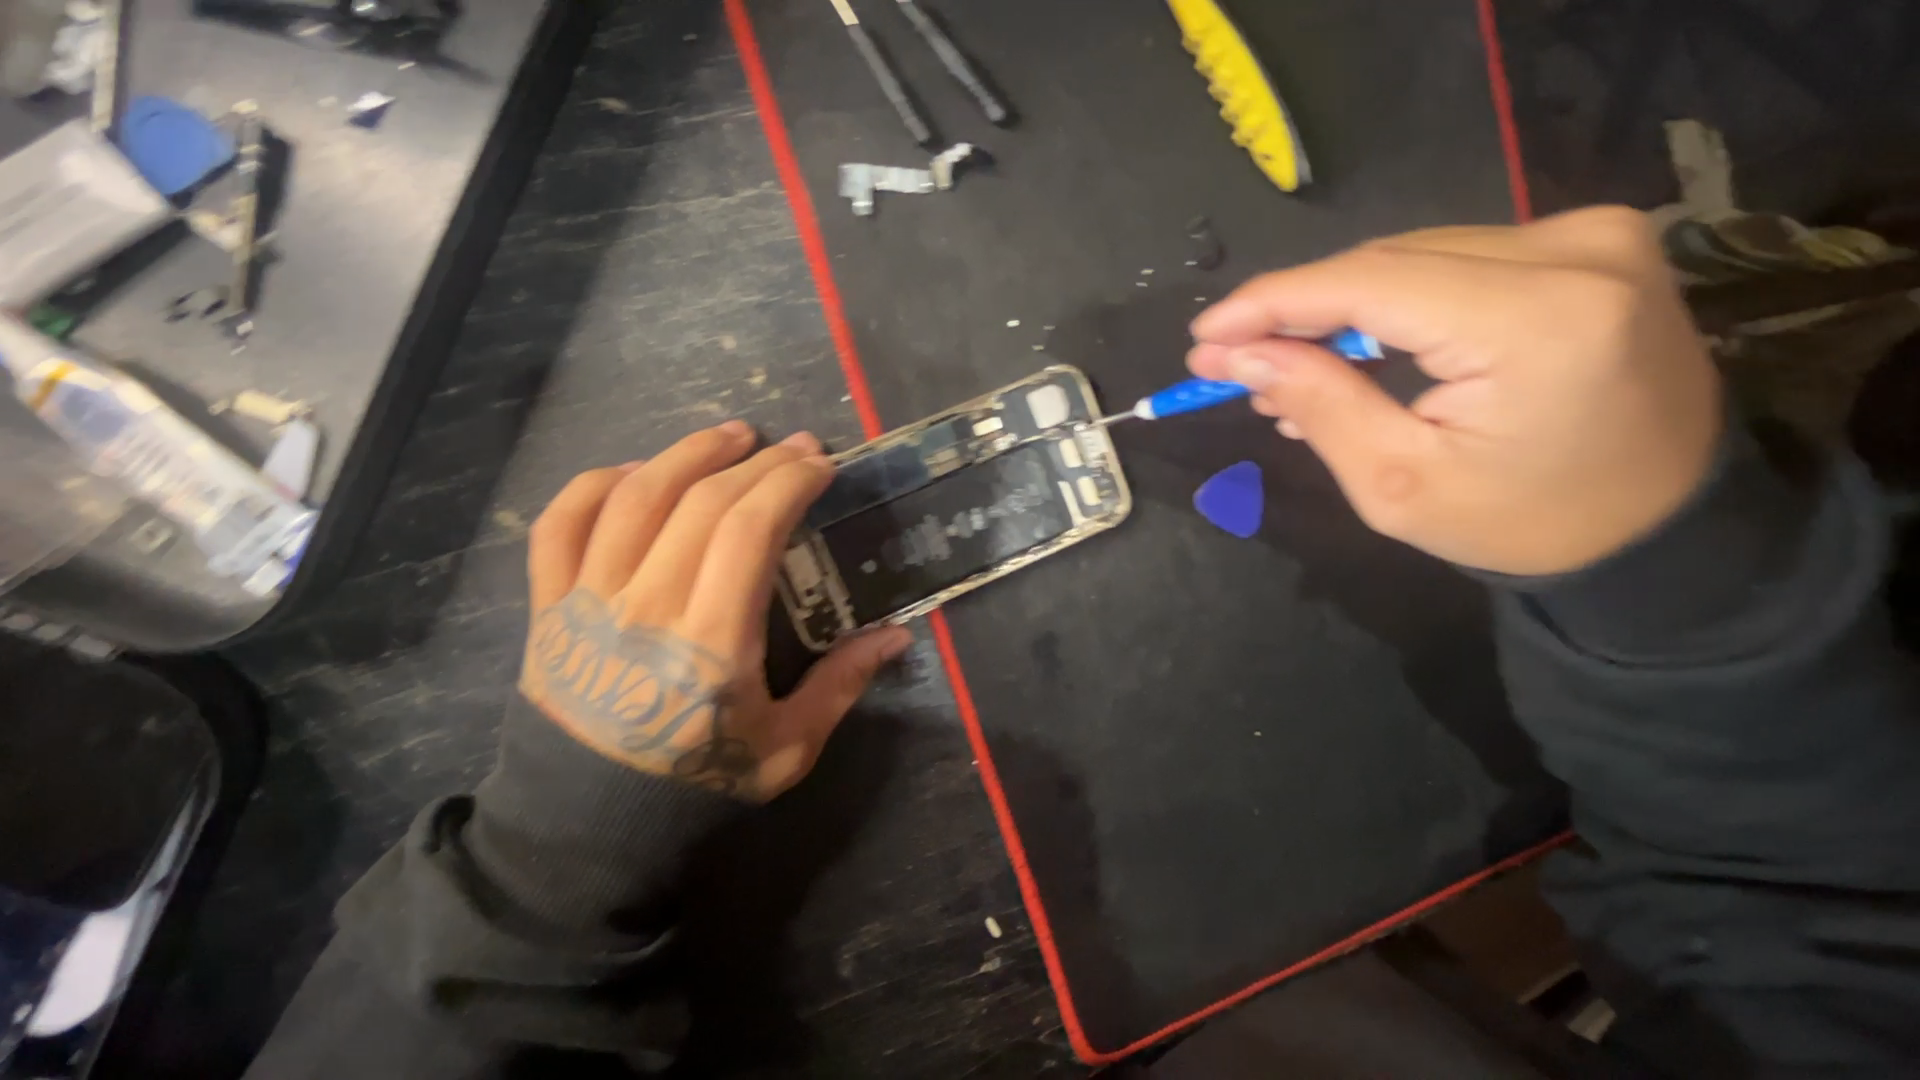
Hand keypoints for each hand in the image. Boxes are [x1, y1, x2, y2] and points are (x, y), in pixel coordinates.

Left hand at [518, 421, 912, 801]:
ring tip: (730, 436)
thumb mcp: (787, 749)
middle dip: (758, 462)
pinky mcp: (547, 605)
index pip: (750, 529)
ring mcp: (587, 600)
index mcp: (710, 643)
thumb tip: (896, 634)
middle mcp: (646, 606)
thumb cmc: (698, 783)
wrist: (587, 822)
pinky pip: (562, 524)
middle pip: (702, 502)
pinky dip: (598, 484)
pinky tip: (638, 471)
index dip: (789, 483)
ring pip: (634, 496)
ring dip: (687, 453)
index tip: (822, 465)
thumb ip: (841, 686)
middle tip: (795, 447)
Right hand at [1188, 207, 1722, 576]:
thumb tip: (1236, 353)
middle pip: (1388, 262)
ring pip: (1415, 256)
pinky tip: (1350, 348)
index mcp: (1534, 320)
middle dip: (1297, 311)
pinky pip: (1455, 260)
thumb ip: (1319, 404)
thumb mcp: (1400, 486)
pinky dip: (1392, 302)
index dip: (1272, 303)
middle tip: (1229, 358)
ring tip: (1282, 367)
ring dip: (1340, 309)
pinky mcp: (1591, 243)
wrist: (1661, 526)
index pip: (1368, 283)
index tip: (1202, 335)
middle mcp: (1572, 251)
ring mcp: (1591, 237)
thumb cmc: (1526, 523)